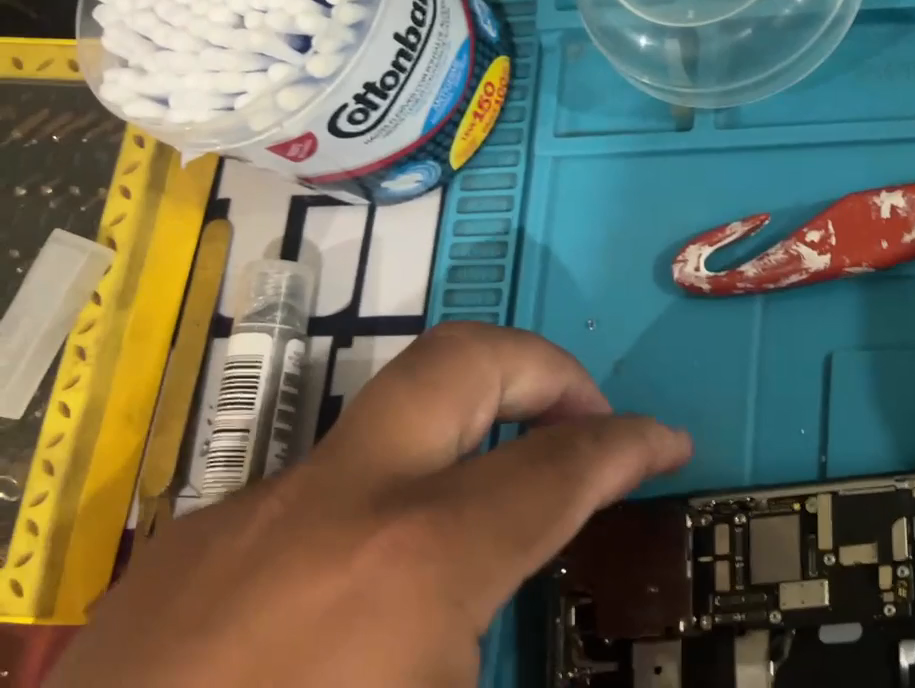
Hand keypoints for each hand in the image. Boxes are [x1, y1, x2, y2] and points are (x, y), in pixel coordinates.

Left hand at [51, 322, 691, 687]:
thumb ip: (503, 619)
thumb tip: (527, 593)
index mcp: (419, 557)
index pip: (567, 460)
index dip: (637, 442)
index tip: (670, 444)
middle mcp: (336, 507)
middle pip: (465, 361)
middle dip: (546, 369)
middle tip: (585, 415)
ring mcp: (246, 520)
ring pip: (383, 426)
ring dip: (458, 443)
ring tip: (481, 517)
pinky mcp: (179, 559)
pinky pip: (313, 496)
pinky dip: (377, 508)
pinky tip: (360, 595)